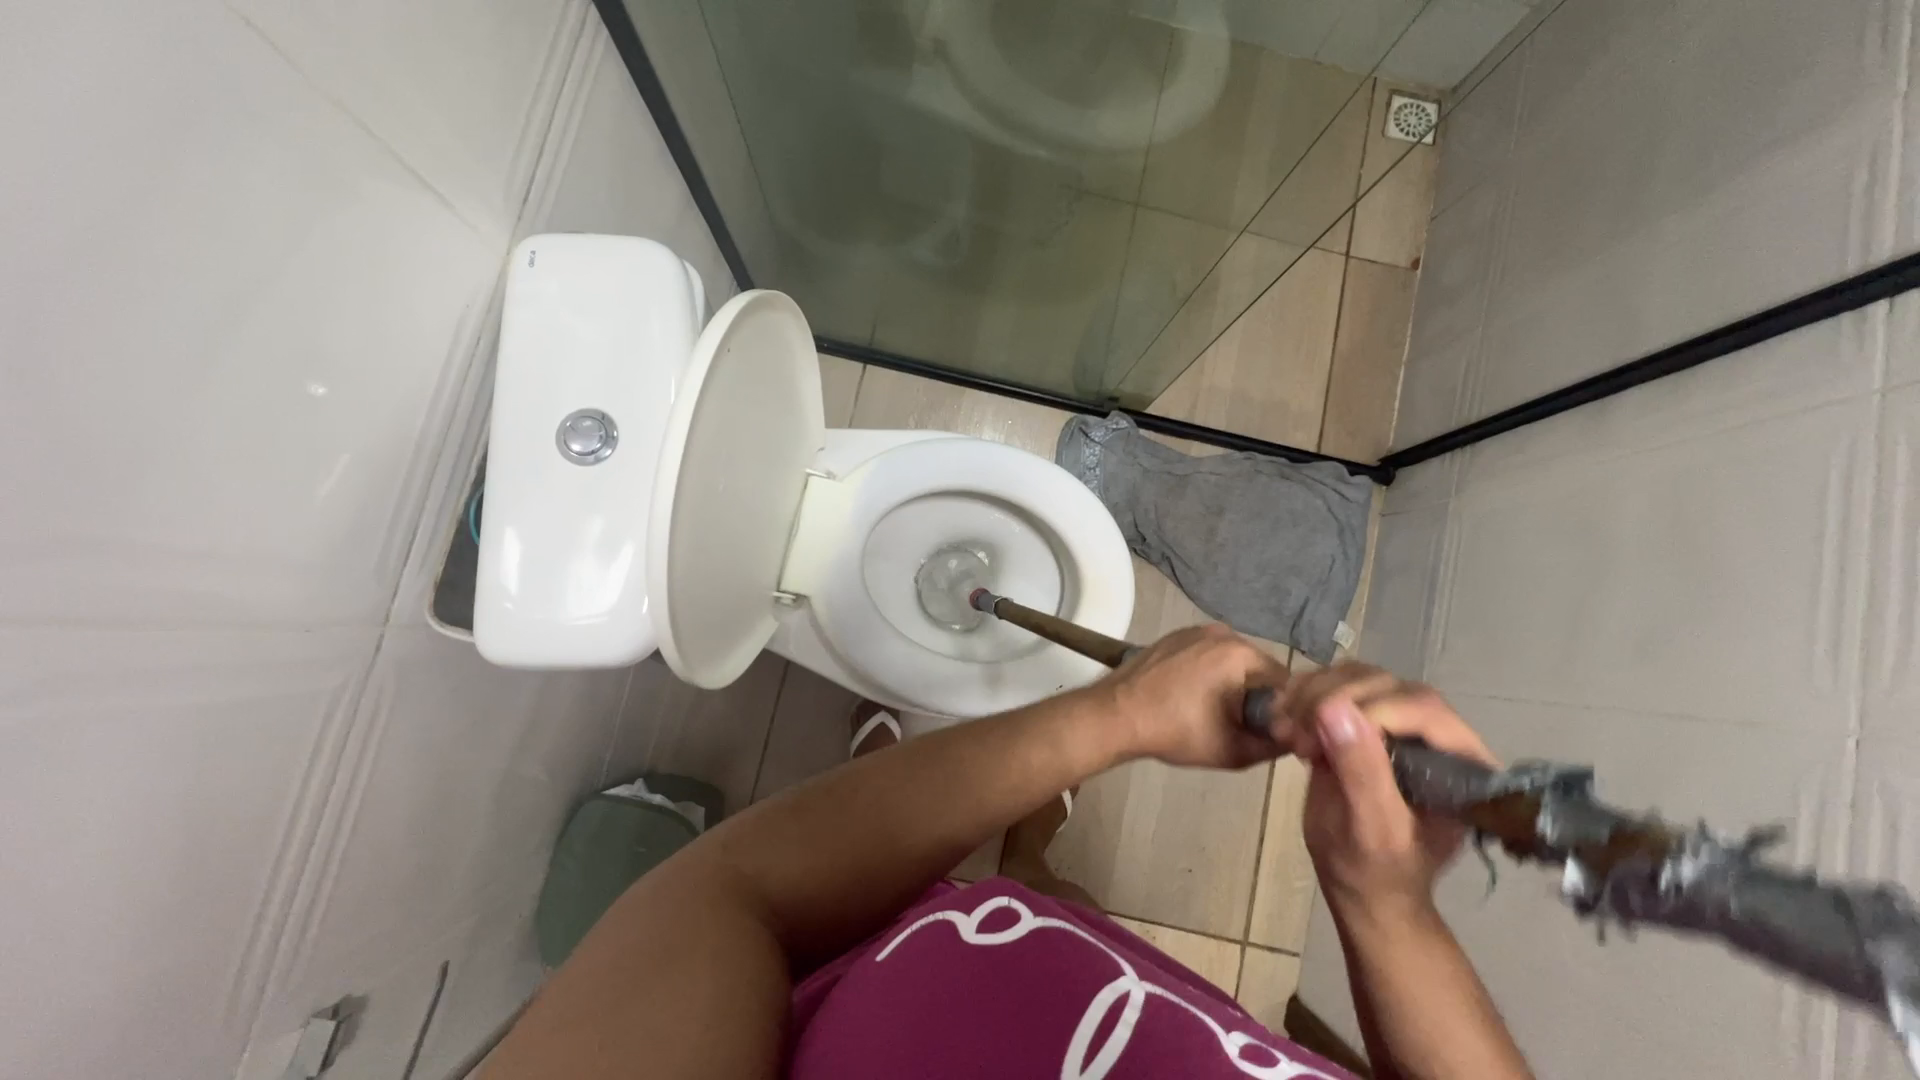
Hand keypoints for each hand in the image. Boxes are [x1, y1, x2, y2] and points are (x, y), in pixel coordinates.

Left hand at [1100, 623, 1287, 769]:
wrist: (1114, 715)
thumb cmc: (1174, 731)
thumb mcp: (1232, 750)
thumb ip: (1273, 745)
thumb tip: (1294, 738)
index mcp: (1241, 653)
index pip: (1284, 682)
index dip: (1282, 710)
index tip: (1268, 732)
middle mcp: (1222, 632)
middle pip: (1257, 669)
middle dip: (1255, 696)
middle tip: (1239, 726)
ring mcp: (1195, 630)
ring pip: (1232, 662)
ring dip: (1231, 685)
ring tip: (1212, 714)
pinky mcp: (1174, 636)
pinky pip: (1207, 655)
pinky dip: (1208, 674)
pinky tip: (1191, 698)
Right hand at [1282, 663, 1495, 923]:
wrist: (1360, 884)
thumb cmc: (1375, 869)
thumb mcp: (1370, 830)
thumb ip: (1361, 772)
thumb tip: (1333, 710)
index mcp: (1459, 762)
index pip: (1422, 709)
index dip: (1370, 711)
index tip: (1321, 740)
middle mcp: (1434, 732)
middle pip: (1385, 684)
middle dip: (1332, 702)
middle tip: (1295, 740)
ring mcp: (1396, 720)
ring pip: (1356, 676)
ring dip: (1310, 696)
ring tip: (1285, 733)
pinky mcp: (1362, 716)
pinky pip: (1331, 683)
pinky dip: (1300, 695)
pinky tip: (1283, 724)